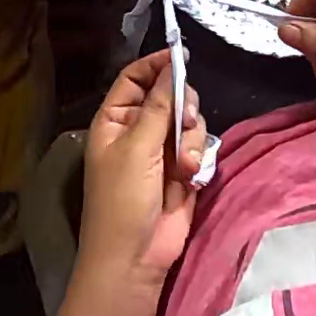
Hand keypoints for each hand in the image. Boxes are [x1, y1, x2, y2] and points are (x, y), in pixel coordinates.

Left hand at [77, 49, 207, 294]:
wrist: (135, 260)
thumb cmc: (123, 200)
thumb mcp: (137, 147)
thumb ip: (159, 105)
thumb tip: (172, 65)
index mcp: (116, 120)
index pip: (135, 78)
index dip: (157, 64)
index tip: (182, 55)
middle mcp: (139, 130)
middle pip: (170, 95)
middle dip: (183, 107)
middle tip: (185, 122)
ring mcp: (162, 150)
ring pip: (189, 121)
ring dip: (191, 139)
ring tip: (184, 165)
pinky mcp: (183, 170)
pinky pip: (199, 147)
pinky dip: (198, 158)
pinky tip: (191, 178)